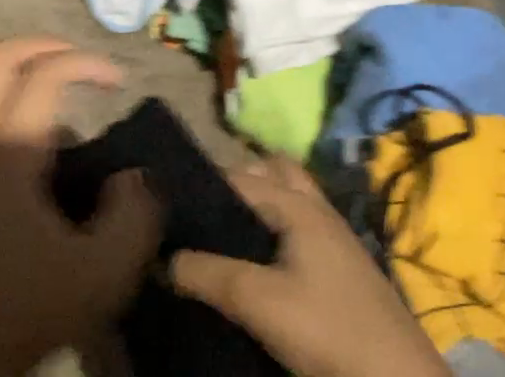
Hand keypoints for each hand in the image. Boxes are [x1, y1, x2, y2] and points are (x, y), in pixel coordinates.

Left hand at [0, 37, 162, 376]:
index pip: (47, 73)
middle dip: (39, 44)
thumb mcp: (97, 278)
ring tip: (28, 85)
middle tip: (71, 57)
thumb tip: (136, 174)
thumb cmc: (12, 310)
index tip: (116, 78)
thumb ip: (132, 219)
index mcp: (6, 145)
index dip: (87, 63)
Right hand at [169, 157, 448, 376]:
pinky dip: (275, 231)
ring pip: (289, 202)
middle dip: (237, 182)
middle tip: (203, 213)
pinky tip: (256, 263)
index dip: (201, 184)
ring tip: (223, 236)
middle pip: (272, 173)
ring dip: (259, 207)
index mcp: (299, 205)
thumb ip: (205, 274)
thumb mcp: (257, 302)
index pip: (238, 175)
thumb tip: (161, 257)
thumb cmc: (328, 330)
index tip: (167, 203)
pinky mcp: (343, 270)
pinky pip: (299, 230)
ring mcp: (336, 240)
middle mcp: (319, 211)